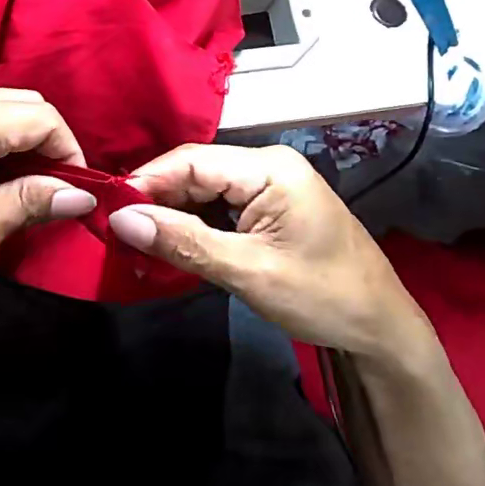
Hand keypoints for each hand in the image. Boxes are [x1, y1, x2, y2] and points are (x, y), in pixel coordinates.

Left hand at [0, 88, 95, 336]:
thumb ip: (33, 202)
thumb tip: (83, 196)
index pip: (44, 118)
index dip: (71, 154)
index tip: (76, 195)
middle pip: (25, 105)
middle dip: (50, 144)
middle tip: (54, 191)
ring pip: (1, 108)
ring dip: (23, 142)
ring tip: (26, 188)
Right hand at [110, 144, 433, 359]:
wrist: (378, 324)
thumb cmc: (321, 294)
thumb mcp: (248, 271)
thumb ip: (184, 242)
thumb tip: (122, 220)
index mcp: (269, 167)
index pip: (192, 160)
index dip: (146, 183)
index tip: (106, 212)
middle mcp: (269, 165)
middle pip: (198, 172)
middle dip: (158, 202)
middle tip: (116, 235)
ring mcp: (273, 186)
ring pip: (207, 191)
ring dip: (174, 216)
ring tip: (135, 244)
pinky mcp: (272, 208)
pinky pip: (224, 207)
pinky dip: (197, 226)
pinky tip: (172, 246)